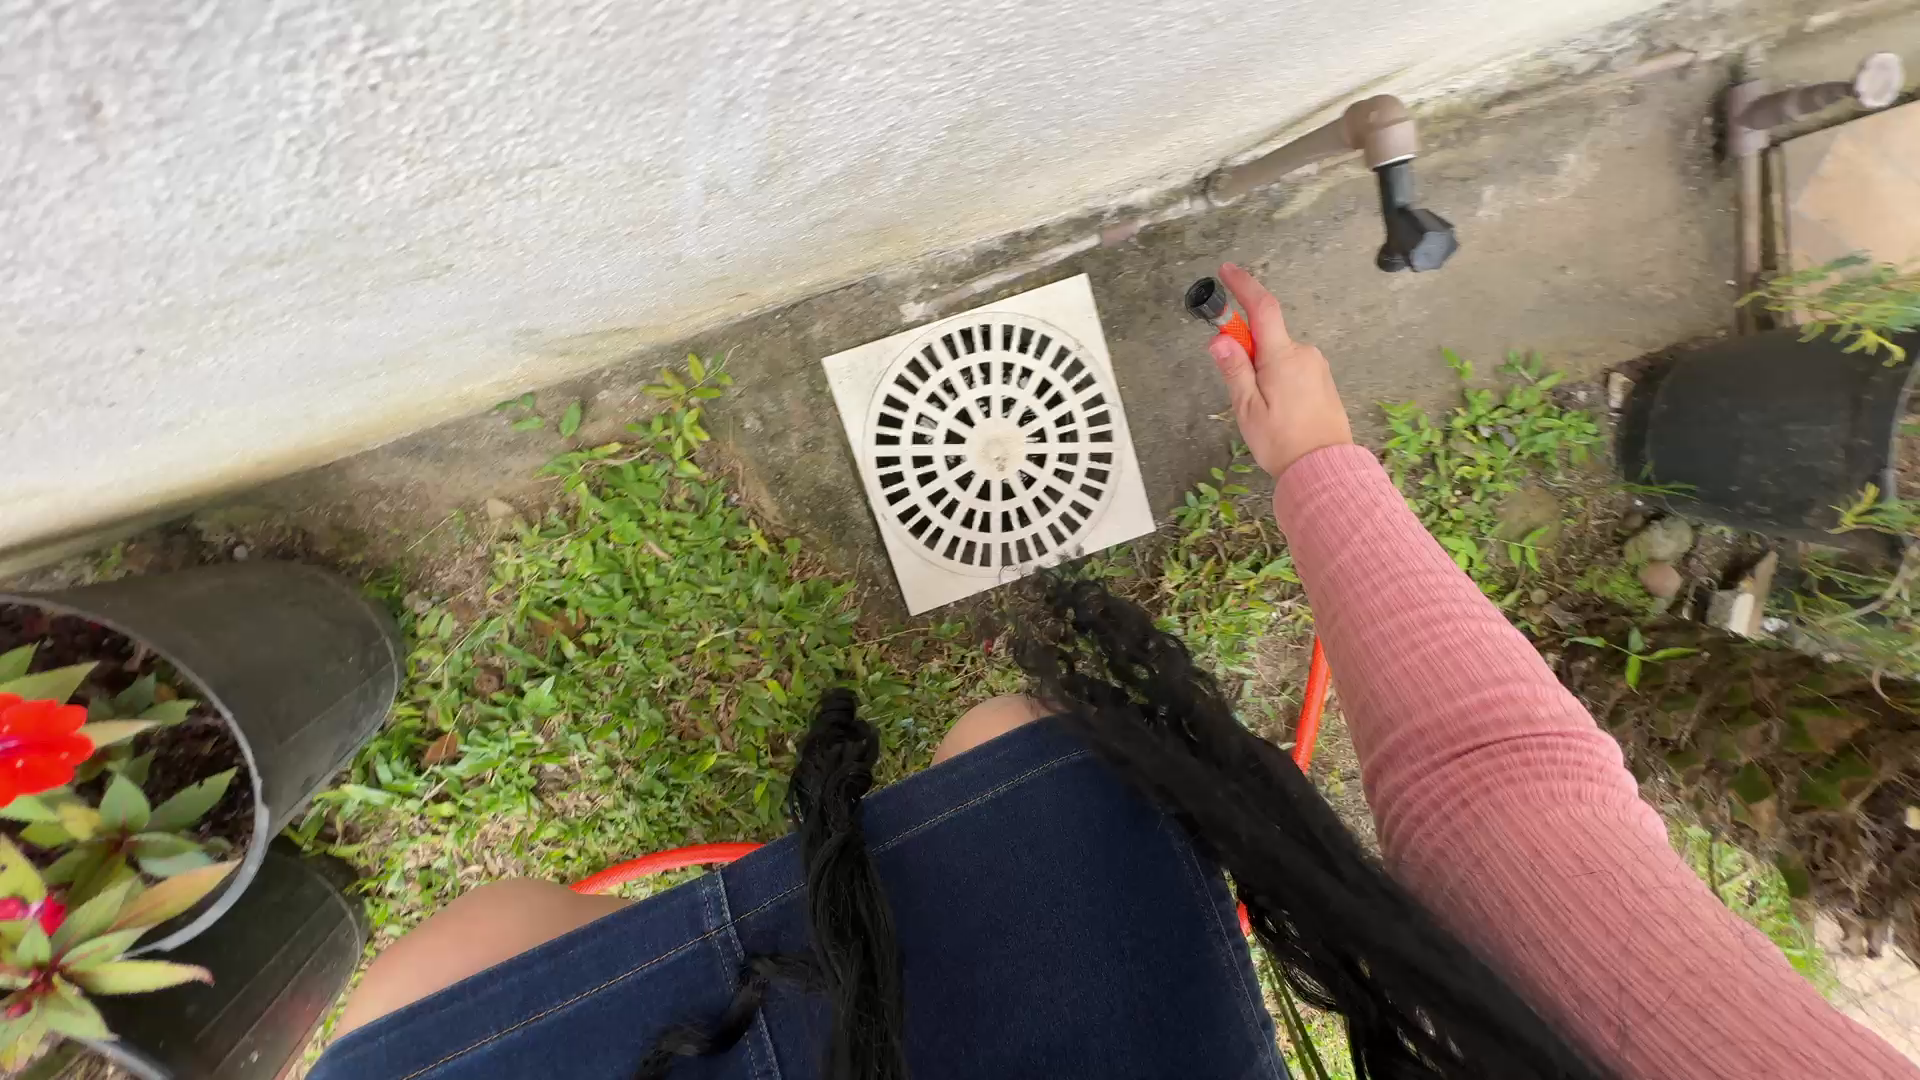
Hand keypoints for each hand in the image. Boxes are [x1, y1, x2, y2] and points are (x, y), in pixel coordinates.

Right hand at [1206, 263, 1352, 477]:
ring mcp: (1316, 365)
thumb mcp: (1246, 408)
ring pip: (1278, 356)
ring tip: (1260, 411)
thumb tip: (1220, 339)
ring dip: (1261, 371)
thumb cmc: (1281, 441)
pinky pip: (1291, 368)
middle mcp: (1304, 353)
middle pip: (1266, 337)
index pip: (1262, 308)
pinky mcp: (1321, 379)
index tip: (1227, 271)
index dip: (1244, 285)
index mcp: (1282, 357)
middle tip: (1238, 390)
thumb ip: (1234, 369)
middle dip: (1246, 352)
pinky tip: (1275, 410)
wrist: (1324, 467)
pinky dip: (1275, 379)